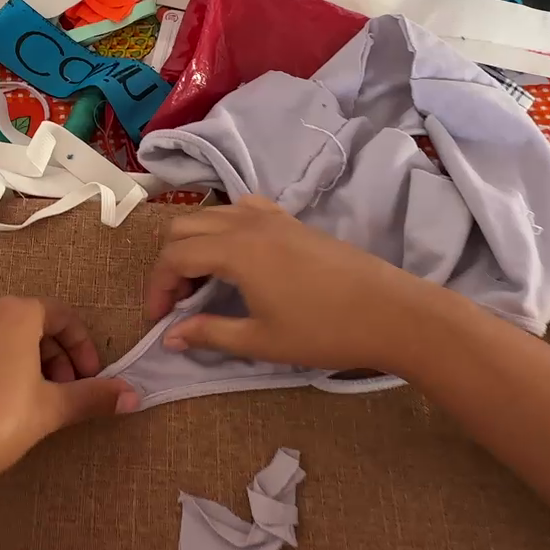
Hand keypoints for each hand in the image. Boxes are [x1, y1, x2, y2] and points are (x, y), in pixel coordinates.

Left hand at [0, 297, 137, 510]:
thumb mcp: (49, 411)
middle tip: (64, 395)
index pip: (63, 316)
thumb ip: (93, 398)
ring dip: (27, 363)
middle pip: (33, 324)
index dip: (84, 348)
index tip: (91, 380)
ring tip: (30, 404)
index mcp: (18, 313)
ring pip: (4, 337)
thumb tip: (134, 395)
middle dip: (57, 357)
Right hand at [147, 196, 451, 372]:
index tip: (158, 320)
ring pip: (210, 214)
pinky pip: (242, 208)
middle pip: (184, 227)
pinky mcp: (290, 220)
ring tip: (203, 283)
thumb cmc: (324, 331)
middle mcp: (246, 222)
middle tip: (178, 302)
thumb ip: (210, 334)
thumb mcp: (261, 341)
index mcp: (235, 250)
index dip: (157, 287)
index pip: (174, 256)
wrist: (391, 312)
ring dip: (194, 244)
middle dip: (170, 263)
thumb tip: (169, 338)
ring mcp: (271, 216)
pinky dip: (224, 226)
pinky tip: (236, 256)